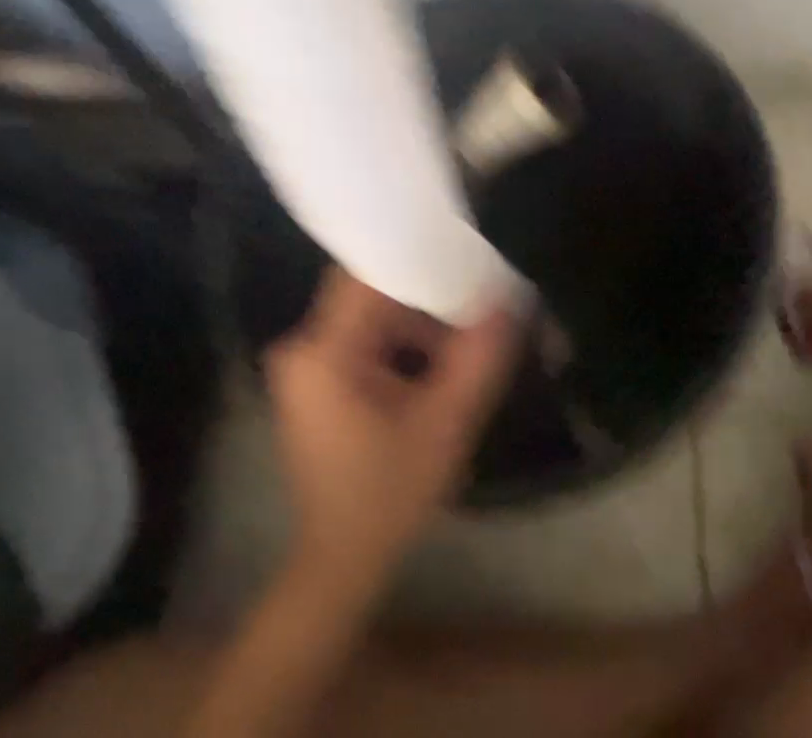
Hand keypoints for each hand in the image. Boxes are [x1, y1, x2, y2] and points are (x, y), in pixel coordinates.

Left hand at [263, 269, 521, 589]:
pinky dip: (405, 349)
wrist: (344, 558)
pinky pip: (367, 344)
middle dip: (430, 300)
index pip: (370, 276)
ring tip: (470, 340)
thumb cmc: (390, 492)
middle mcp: (304, 348)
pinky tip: (440, 370)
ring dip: (421, 329)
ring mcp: (308, 367)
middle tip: (482, 302)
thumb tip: (507, 299)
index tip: (470, 254)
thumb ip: (478, 356)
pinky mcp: (319, 384)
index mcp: (322, 351)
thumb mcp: (445, 422)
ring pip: (374, 321)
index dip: (420, 260)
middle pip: (373, 298)